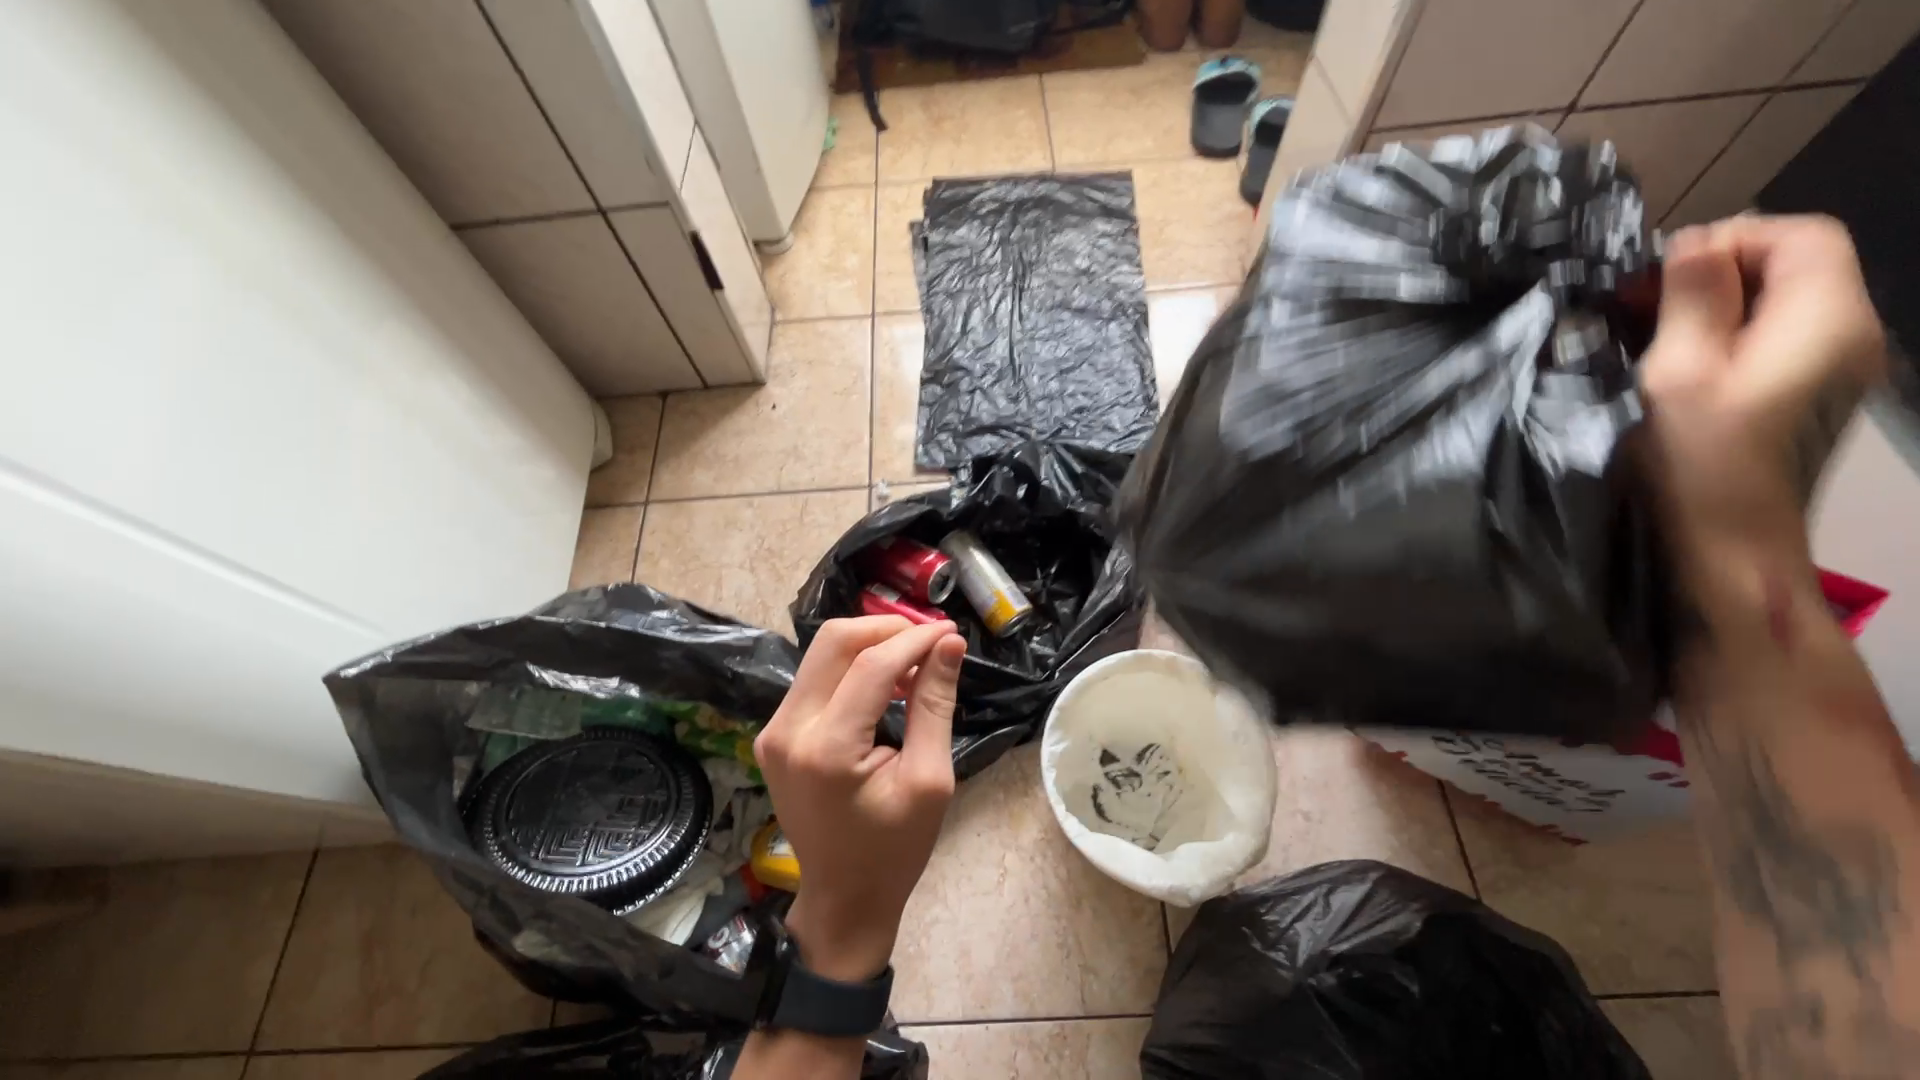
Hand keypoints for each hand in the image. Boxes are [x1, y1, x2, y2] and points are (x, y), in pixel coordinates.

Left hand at [753, 616, 966, 980]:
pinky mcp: (774, 735)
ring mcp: (773, 731)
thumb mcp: (929, 780)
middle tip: (931, 641)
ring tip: (914, 663)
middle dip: (888, 629)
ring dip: (870, 644)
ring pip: (821, 653)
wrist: (844, 898)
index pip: (871, 665)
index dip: (915, 639)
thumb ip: (935, 706)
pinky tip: (884, 684)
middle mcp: (787, 730)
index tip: (951, 633)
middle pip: (835, 642)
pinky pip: (814, 678)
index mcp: (826, 749)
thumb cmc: (895, 850)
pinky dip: (851, 667)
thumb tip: (949, 645)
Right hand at [1639, 215, 1885, 564]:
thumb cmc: (1701, 458)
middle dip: (1715, 270)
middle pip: (1795, 264)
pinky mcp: (1812, 390)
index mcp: (1826, 319)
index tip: (1658, 275)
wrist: (1733, 542)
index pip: (1800, 235)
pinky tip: (1681, 360)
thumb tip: (1693, 244)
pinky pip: (1776, 336)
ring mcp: (1836, 364)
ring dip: (1714, 303)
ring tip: (1650, 331)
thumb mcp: (1681, 371)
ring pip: (1781, 300)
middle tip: (1640, 302)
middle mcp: (1849, 332)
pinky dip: (1727, 332)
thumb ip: (1692, 299)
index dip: (1728, 239)